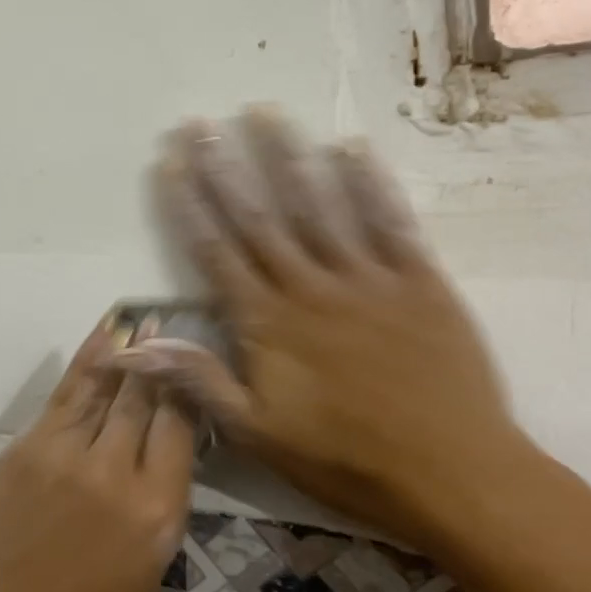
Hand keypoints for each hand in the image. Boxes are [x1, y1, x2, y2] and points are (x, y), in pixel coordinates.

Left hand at [0, 317, 196, 591]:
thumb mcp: (145, 562)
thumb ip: (157, 499)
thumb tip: (164, 443)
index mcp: (158, 513)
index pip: (181, 431)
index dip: (187, 392)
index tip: (193, 366)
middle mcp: (118, 474)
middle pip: (146, 402)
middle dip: (161, 363)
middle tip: (171, 329)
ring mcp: (70, 453)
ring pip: (109, 389)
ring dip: (128, 353)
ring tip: (143, 323)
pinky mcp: (31, 443)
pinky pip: (69, 391)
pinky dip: (88, 359)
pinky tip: (104, 336)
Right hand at [119, 107, 546, 549]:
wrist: (456, 477)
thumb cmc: (346, 459)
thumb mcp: (257, 433)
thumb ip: (198, 379)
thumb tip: (134, 343)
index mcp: (267, 322)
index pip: (216, 251)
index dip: (189, 205)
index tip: (169, 163)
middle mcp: (309, 287)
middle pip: (259, 217)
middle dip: (225, 167)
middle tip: (201, 122)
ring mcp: (367, 280)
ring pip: (319, 206)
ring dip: (288, 158)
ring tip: (264, 113)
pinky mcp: (421, 284)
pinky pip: (391, 224)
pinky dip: (370, 185)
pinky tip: (351, 149)